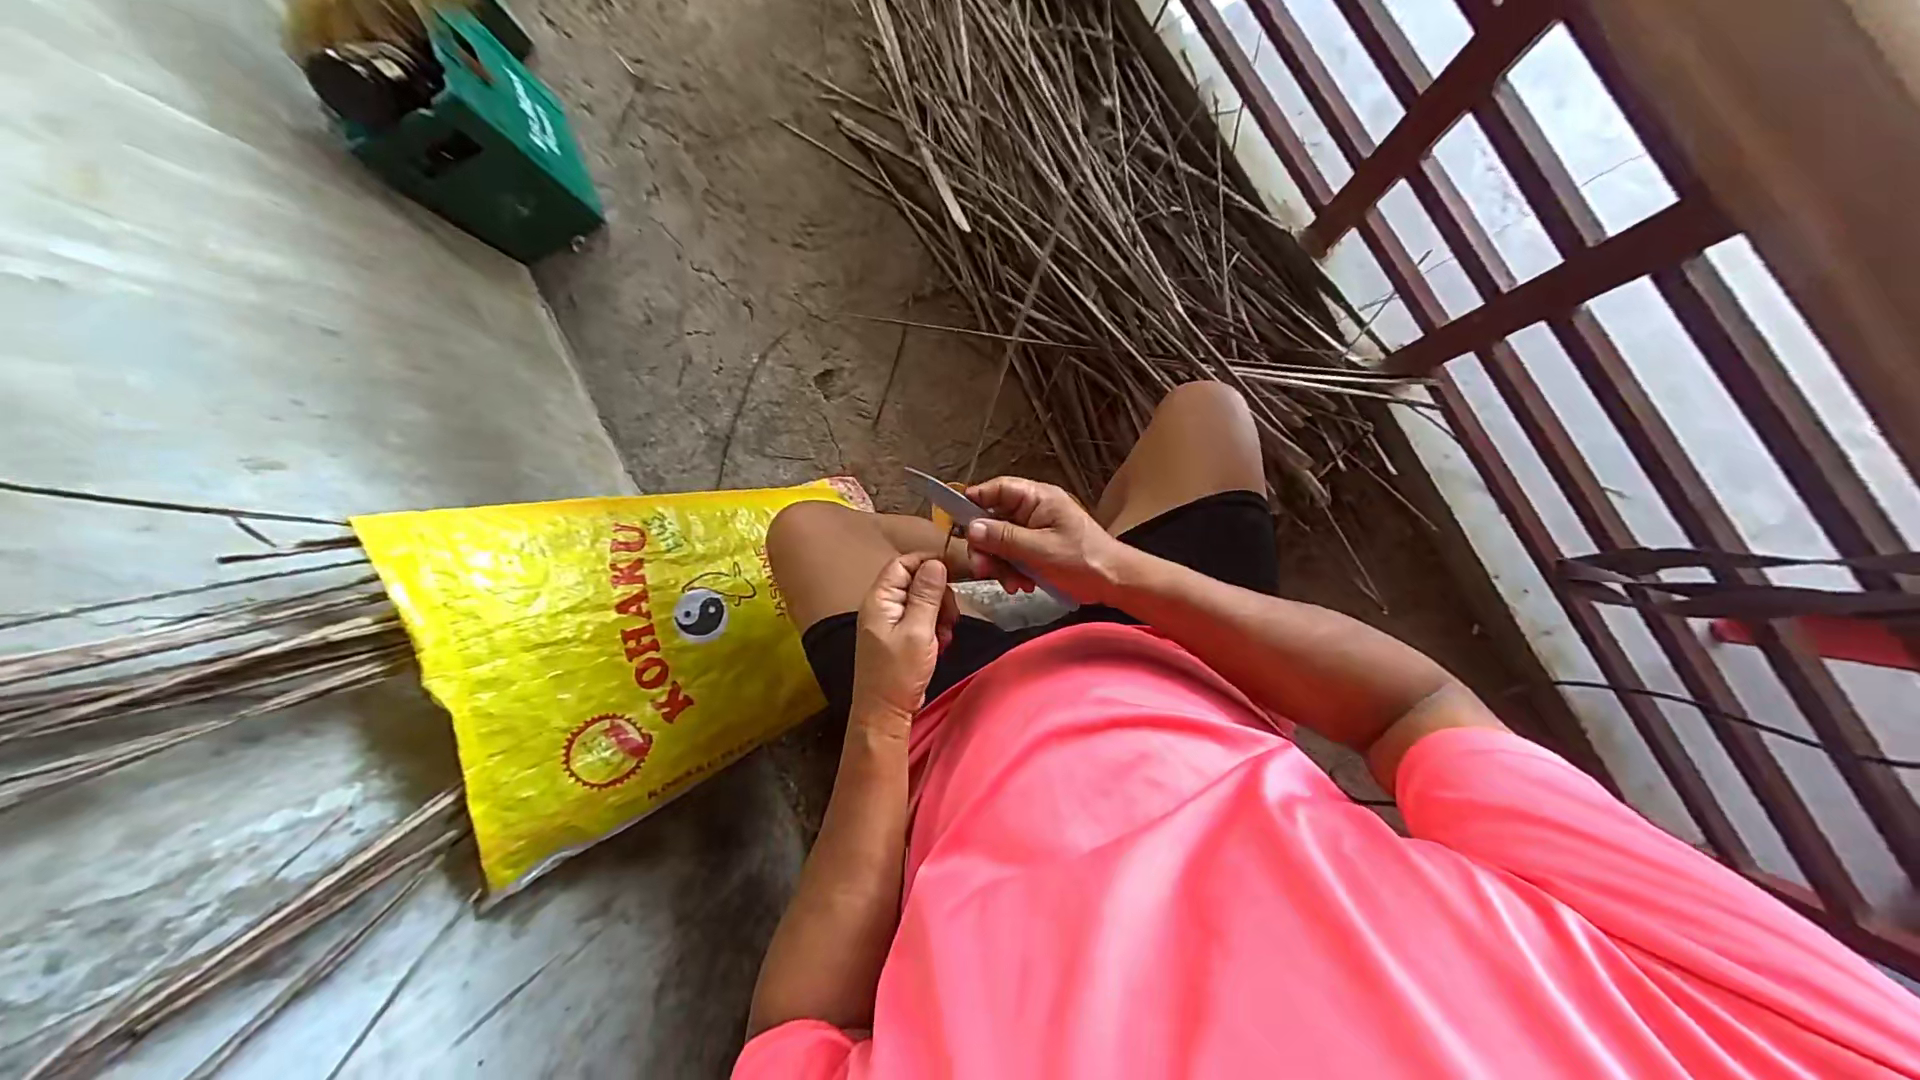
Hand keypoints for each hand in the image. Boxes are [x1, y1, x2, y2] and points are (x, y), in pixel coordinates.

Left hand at [850, 554, 957, 732]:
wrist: (885, 713)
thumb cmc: (898, 674)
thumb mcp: (918, 631)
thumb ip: (927, 595)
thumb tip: (936, 562)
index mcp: (880, 599)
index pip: (903, 563)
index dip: (929, 562)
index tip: (955, 572)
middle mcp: (882, 605)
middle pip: (916, 581)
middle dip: (939, 594)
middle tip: (951, 616)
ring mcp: (890, 621)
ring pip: (923, 601)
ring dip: (940, 613)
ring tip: (946, 635)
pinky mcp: (899, 636)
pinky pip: (922, 619)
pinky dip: (935, 627)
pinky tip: (941, 643)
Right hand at [963, 477, 1124, 605]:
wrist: (1115, 582)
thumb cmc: (1083, 560)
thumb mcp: (1039, 550)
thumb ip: (1003, 538)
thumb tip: (971, 528)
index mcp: (1037, 498)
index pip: (997, 489)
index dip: (974, 502)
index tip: (957, 523)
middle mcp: (1034, 510)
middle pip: (993, 520)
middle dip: (987, 548)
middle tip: (985, 570)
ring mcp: (1035, 530)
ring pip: (1000, 542)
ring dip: (1000, 565)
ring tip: (1013, 584)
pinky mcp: (1037, 549)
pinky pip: (1013, 556)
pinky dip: (1012, 571)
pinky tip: (1022, 585)